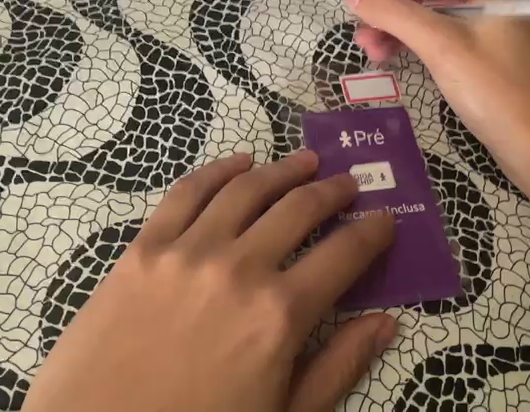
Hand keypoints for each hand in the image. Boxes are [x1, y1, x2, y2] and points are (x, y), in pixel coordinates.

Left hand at [25, 151, 398, 411]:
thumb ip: (336, 367)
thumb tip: (385, 321)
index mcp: (279, 316)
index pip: (343, 255)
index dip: (371, 233)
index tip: (385, 219)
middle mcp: (240, 267)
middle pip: (299, 209)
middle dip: (332, 192)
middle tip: (349, 183)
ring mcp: (188, 250)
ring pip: (248, 189)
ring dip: (284, 169)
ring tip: (306, 161)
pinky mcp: (144, 247)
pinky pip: (188, 191)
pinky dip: (220, 170)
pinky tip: (240, 164)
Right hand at [341, 0, 529, 236]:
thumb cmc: (497, 91)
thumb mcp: (440, 46)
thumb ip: (393, 12)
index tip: (380, 11)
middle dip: (394, 3)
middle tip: (363, 34)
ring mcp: (488, 22)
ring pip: (430, 7)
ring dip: (397, 24)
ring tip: (369, 51)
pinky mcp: (482, 50)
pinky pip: (440, 31)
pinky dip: (414, 40)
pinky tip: (389, 56)